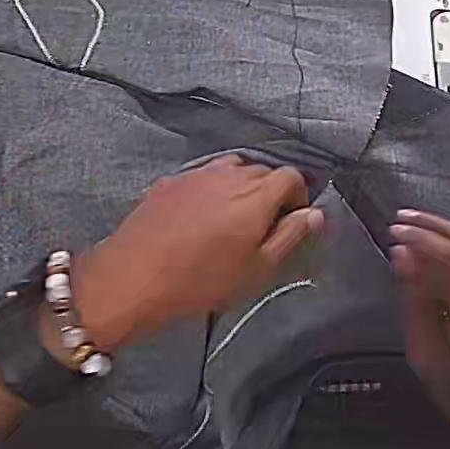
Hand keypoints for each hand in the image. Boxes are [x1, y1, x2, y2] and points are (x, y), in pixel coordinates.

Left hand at [73, 155, 323, 349]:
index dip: (298, 197)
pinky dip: (211, 188)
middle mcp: (228, 175)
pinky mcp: (171, 180)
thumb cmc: (201, 280)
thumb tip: (315, 214)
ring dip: (240, 186)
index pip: (291, 176)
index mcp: (256, 195)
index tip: (291, 221)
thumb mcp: (256, 269)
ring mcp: (196, 174)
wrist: (134, 276)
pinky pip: (203, 176)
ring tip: (232, 217)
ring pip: (231, 168)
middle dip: (270, 192)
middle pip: (262, 170)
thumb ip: (290, 236)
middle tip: (263, 225)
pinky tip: (201, 215)